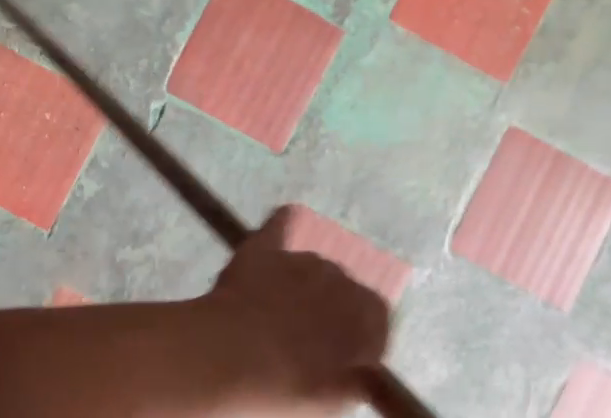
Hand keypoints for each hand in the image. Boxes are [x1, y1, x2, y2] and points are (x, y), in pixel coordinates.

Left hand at [206, 207, 391, 414]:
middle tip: (302, 328)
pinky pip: (280, 225)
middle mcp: (340, 278)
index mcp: (369, 317)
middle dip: (326, 303)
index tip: (339, 348)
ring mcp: (299, 258)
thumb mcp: (339, 396)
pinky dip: (285, 221)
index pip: (375, 317)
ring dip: (300, 277)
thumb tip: (356, 370)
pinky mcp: (262, 245)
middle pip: (339, 286)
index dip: (356, 332)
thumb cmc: (293, 385)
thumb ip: (354, 376)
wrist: (236, 354)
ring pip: (308, 263)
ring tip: (277, 301)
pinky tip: (288, 214)